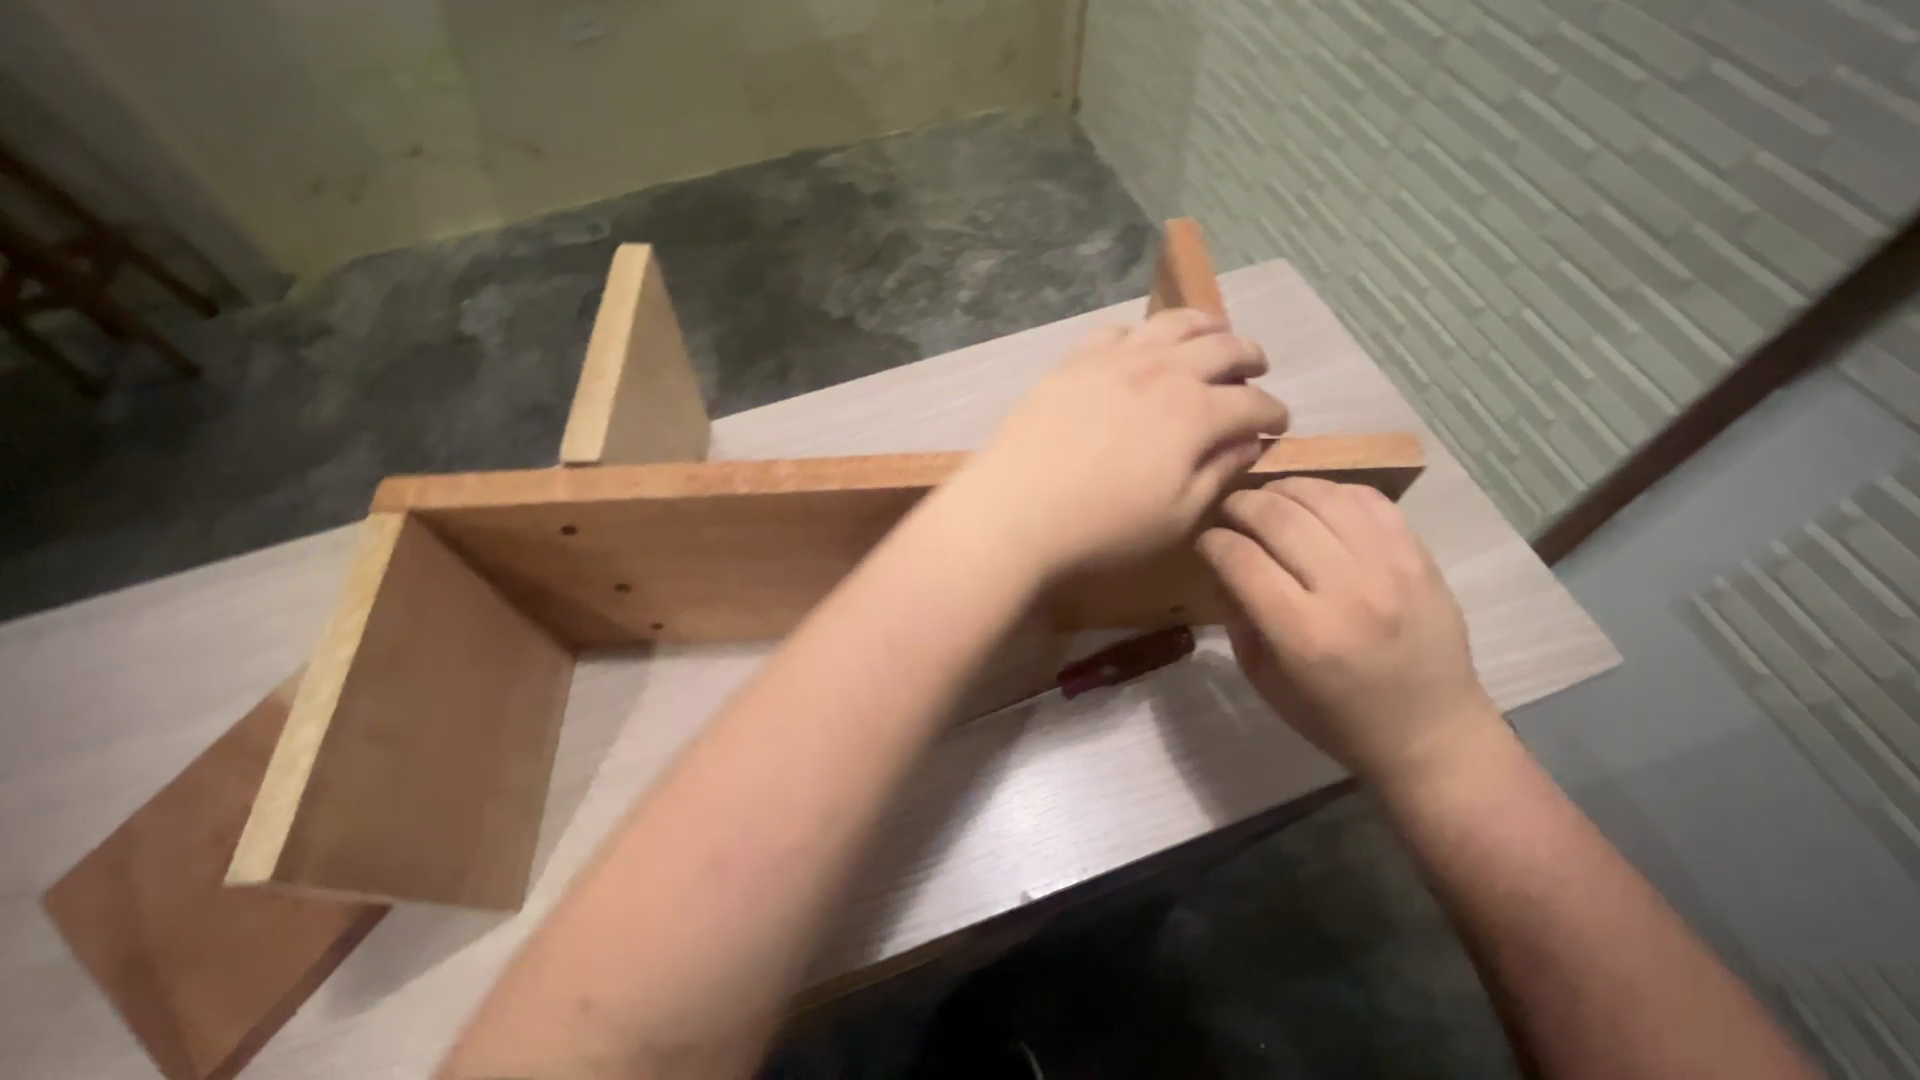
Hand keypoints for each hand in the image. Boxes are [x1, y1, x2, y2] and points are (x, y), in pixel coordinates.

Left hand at [950, 309, 1288, 578]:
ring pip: (1173, 324)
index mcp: (1196, 413)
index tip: (1279, 424)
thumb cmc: (1103, 527)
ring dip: (1205, 326)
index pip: (1253, 404)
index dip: (1274, 413)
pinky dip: (1143, 333)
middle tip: (1259, 369)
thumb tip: (1250, 442)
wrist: (1015, 511)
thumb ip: (1219, 472)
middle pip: (1223, 348)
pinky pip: (1118, 331)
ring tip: (1215, 333)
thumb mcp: (1177, 515)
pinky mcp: (1075, 362)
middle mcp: (1163, 372)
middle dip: (1250, 356)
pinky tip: (1142, 345)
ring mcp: (1116, 361)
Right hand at [1197, 478, 1502, 791]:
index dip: (1212, 541)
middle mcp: (1347, 592)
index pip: (1240, 559)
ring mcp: (1390, 568)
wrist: (1430, 731)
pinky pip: (1369, 500)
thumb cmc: (1336, 718)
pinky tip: (1315, 503)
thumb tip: (1222, 566)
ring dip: (1283, 489)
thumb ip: (1240, 619)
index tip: (1205, 542)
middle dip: (1240, 506)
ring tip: (1267, 499)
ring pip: (1323, 497)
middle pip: (1277, 517)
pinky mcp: (1419, 556)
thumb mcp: (1266, 681)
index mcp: (1302, 634)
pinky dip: (1332, 491)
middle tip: (1227, 512)